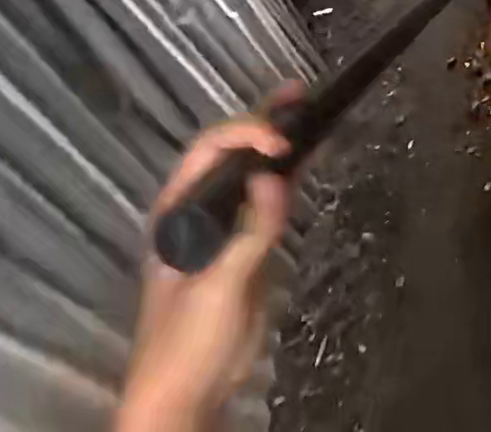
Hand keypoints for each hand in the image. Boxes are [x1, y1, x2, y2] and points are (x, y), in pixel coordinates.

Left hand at [115, 94, 298, 431]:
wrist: (189, 395)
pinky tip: (313, 151)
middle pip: (230, 149)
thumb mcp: (216, 288)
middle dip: (262, 119)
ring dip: (280, 138)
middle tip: (298, 94)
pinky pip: (273, 196)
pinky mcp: (250, 239)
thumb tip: (275, 178)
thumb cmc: (185, 341)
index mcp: (178, 209)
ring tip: (308, 106)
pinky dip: (293, 171)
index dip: (245, 136)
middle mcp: (200, 205)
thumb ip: (248, 233)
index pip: (210, 151)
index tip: (281, 145)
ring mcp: (227, 220)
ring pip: (253, 167)